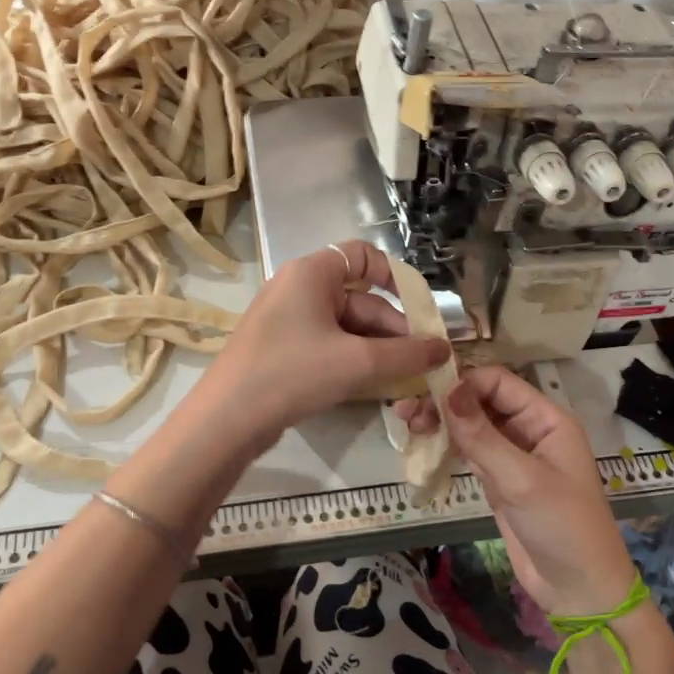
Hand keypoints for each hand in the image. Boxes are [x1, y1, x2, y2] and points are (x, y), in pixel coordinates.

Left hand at [201, 240, 449, 439]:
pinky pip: (327, 346)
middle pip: (359, 299)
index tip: (419, 309)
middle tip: (422, 363)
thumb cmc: (293, 374)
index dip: (395, 276)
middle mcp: (297, 288)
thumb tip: (444, 350)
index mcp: (312, 273)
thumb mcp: (359, 363)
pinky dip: (352, 361)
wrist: (228, 419)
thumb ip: (407, 354)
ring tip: (403, 380)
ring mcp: (286, 321)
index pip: (362, 255)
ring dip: (376, 351)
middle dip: (393, 330)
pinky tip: (373, 387)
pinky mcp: (280, 350)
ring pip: (345, 327)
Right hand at [396, 367, 636, 615]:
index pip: (498, 383)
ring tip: (406, 424)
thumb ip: (481, 435)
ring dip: (441, 423)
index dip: (462, 382)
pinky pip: (470, 453)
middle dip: (445, 402)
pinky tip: (422, 443)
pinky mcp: (500, 482)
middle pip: (482, 402)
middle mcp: (530, 431)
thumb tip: (447, 389)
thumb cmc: (561, 526)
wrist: (579, 589)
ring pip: (472, 427)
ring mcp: (513, 457)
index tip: (423, 390)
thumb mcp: (521, 479)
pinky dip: (447, 447)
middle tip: (404, 410)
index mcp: (547, 420)